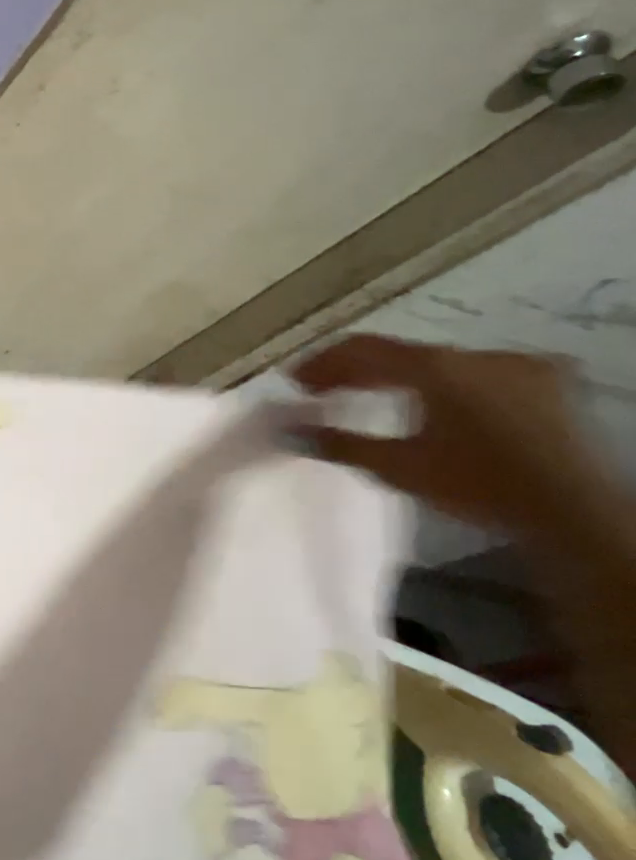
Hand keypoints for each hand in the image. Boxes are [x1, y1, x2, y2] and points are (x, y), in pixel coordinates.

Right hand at [290, 335, 616, 546]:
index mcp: (436, 368)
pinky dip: (443, 384)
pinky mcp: (548, 382)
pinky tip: (434, 406)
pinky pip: (478, 372)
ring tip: (375, 398)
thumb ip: (338, 443)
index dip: (323, 361)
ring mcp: (519, 365)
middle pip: (402, 353)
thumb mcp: (396, 466)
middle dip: (358, 371)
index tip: (295, 382)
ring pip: (441, 363)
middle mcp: (478, 355)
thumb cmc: (476, 484)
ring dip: (401, 377)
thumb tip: (286, 430)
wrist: (574, 512)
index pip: (364, 348)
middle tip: (325, 392)